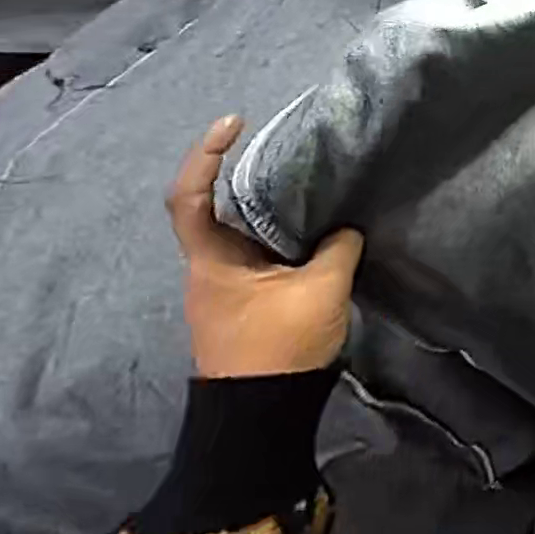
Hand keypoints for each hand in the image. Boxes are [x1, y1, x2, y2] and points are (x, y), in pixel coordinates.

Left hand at [166, 115, 364, 377]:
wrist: (263, 411)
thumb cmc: (280, 344)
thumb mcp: (321, 288)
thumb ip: (337, 245)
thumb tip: (345, 226)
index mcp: (213, 260)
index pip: (189, 198)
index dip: (205, 156)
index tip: (233, 123)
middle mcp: (211, 265)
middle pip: (221, 203)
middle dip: (249, 169)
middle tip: (292, 143)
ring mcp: (229, 281)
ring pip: (245, 225)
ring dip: (272, 198)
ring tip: (313, 174)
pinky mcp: (250, 293)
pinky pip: (264, 244)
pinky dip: (285, 223)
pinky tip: (318, 218)